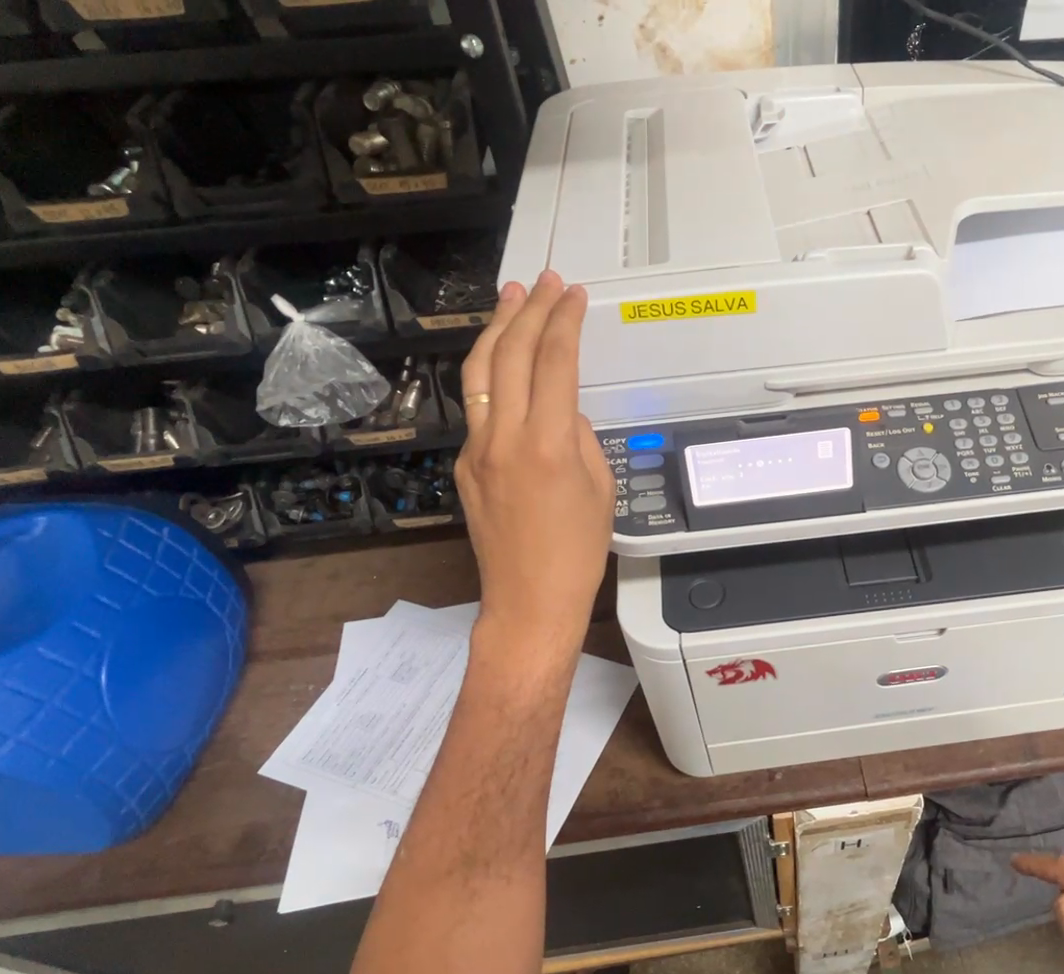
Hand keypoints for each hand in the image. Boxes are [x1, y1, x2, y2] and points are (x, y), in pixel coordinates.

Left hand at [456, 270, 613, 642]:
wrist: (529, 601)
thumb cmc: (578, 553)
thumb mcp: (599, 489)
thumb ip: (579, 438)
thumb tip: (561, 410)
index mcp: (547, 444)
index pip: (554, 363)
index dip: (564, 322)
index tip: (572, 295)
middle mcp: (504, 438)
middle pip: (511, 354)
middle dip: (529, 311)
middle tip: (544, 282)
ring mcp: (476, 450)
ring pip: (480, 372)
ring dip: (496, 329)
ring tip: (510, 297)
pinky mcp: (464, 466)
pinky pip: (477, 408)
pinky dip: (492, 374)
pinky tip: (505, 363)